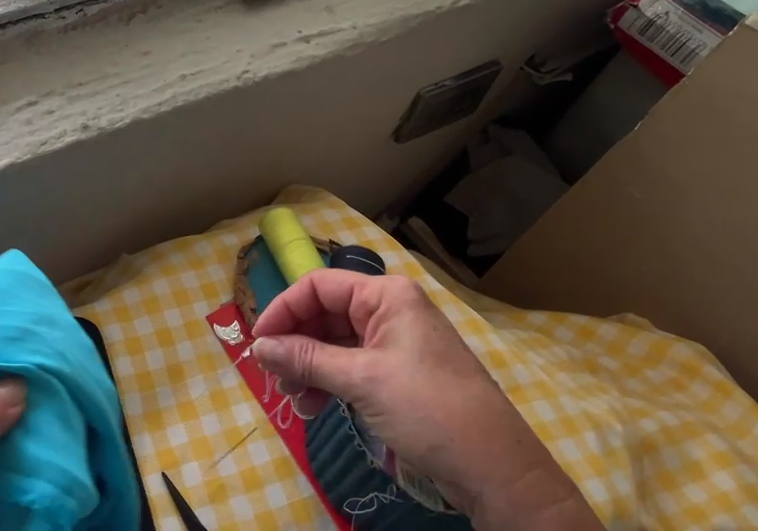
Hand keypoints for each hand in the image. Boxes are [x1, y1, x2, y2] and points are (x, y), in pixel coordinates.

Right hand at [251, 271, 601, 530]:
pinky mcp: (401, 375)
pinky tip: (317, 407)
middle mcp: (391, 311)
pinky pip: (352, 366)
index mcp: (387, 296)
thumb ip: (306, 359)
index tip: (259, 342)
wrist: (498, 471)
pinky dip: (330, 383)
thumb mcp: (361, 381)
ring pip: (335, 343)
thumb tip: (259, 348)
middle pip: (325, 314)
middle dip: (296, 345)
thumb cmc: (429, 409)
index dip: (284, 309)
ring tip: (297, 402)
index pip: (318, 286)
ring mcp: (397, 343)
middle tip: (275, 379)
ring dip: (310, 368)